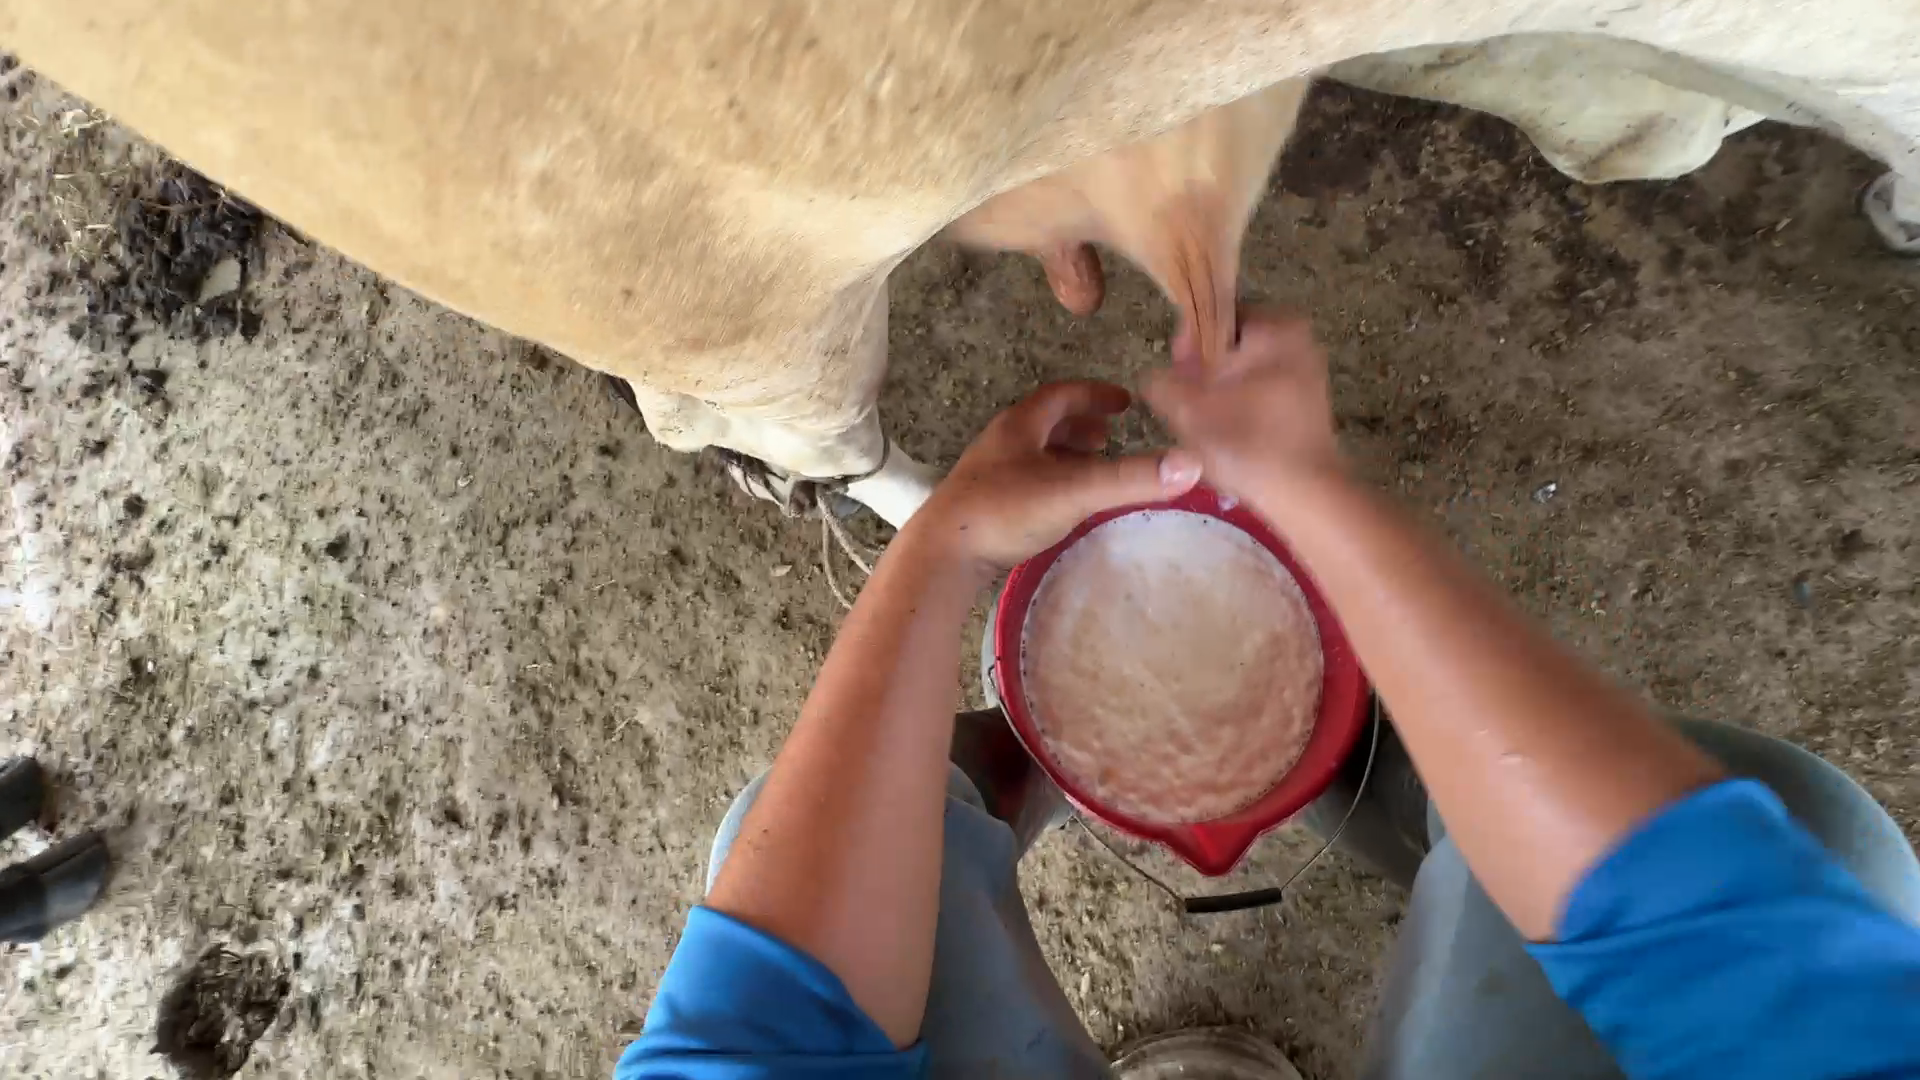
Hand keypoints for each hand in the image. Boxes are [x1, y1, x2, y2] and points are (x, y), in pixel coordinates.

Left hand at [913, 381, 1200, 571]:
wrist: (942, 554)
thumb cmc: (1005, 510)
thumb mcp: (1074, 490)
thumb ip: (1130, 478)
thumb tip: (1192, 464)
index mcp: (1020, 426)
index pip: (1061, 395)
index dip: (1095, 394)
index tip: (1125, 403)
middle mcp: (1001, 444)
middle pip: (1044, 423)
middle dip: (1080, 426)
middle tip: (1110, 436)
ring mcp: (987, 476)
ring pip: (1032, 455)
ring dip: (1064, 455)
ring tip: (1090, 469)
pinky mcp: (981, 508)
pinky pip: (1024, 484)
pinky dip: (1050, 483)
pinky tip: (1059, 507)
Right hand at [1142, 308, 1345, 499]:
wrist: (1304, 494)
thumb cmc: (1246, 442)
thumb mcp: (1187, 409)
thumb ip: (1160, 382)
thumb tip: (1155, 376)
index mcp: (1276, 325)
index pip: (1213, 315)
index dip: (1186, 345)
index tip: (1177, 377)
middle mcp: (1298, 337)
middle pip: (1226, 345)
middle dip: (1201, 372)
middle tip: (1186, 406)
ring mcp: (1306, 370)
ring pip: (1240, 370)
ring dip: (1216, 392)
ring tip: (1204, 424)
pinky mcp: (1305, 402)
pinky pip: (1256, 390)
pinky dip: (1237, 406)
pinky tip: (1227, 434)